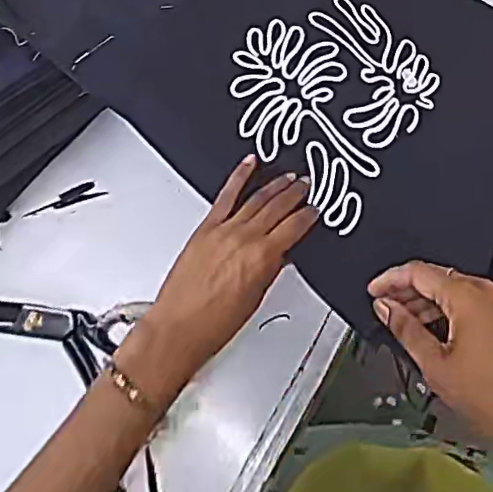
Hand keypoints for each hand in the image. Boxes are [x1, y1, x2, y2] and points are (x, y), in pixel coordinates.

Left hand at [118, 156, 317, 404]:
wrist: (178, 328)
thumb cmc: (213, 324)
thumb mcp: (255, 298)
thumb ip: (271, 269)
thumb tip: (281, 254)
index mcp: (262, 257)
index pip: (294, 227)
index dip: (308, 215)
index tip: (315, 209)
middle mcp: (245, 238)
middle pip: (278, 207)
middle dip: (296, 193)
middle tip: (307, 183)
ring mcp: (224, 229)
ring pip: (257, 198)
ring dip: (276, 184)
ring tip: (289, 176)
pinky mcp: (206, 226)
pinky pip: (227, 194)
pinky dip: (240, 175)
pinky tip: (249, 163)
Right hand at [368, 261, 492, 446]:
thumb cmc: (491, 394)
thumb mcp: (434, 362)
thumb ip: (405, 329)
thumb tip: (386, 309)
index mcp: (465, 294)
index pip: (417, 271)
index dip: (390, 278)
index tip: (373, 288)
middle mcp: (480, 290)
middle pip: (432, 276)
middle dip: (403, 289)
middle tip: (382, 304)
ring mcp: (490, 302)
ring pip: (445, 288)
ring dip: (420, 300)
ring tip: (398, 319)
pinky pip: (459, 300)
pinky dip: (438, 308)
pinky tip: (424, 327)